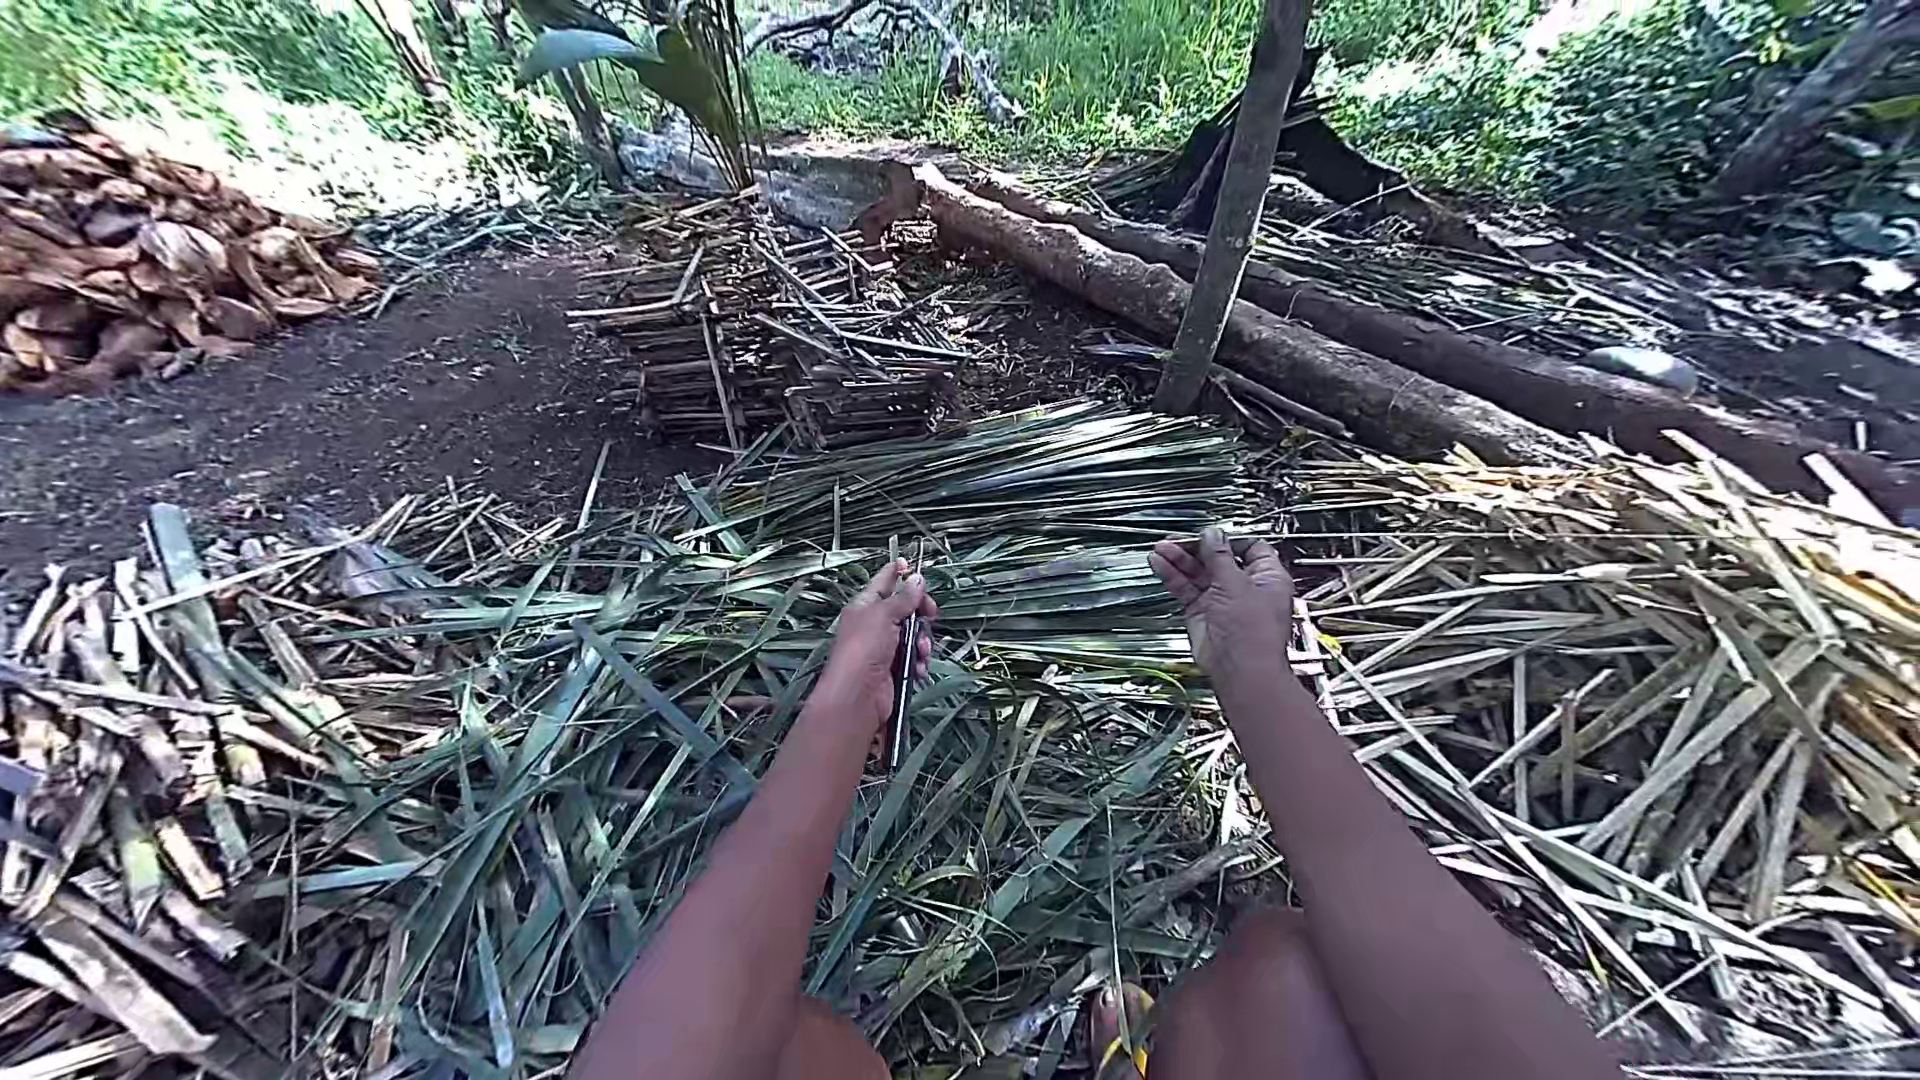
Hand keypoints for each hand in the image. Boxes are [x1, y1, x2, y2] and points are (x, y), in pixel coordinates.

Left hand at [817, 557, 936, 739]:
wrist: (858, 697)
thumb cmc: (864, 649)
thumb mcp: (883, 615)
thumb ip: (903, 598)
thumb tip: (917, 579)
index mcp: (865, 606)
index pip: (884, 582)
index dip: (897, 572)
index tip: (910, 563)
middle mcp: (874, 624)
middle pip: (905, 608)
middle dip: (920, 612)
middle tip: (930, 614)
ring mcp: (885, 647)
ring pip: (914, 633)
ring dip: (922, 641)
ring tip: (920, 650)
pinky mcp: (894, 667)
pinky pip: (914, 657)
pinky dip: (919, 661)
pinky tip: (918, 667)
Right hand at [1149, 526, 1292, 674]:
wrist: (1239, 667)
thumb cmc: (1253, 632)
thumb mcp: (1235, 583)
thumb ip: (1219, 556)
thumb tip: (1212, 535)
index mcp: (1266, 577)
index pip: (1249, 548)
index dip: (1228, 539)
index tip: (1209, 533)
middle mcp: (1244, 587)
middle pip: (1217, 559)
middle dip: (1196, 548)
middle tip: (1177, 539)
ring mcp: (1221, 599)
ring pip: (1197, 572)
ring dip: (1179, 559)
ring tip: (1161, 547)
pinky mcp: (1201, 611)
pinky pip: (1184, 587)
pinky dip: (1172, 575)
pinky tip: (1159, 563)